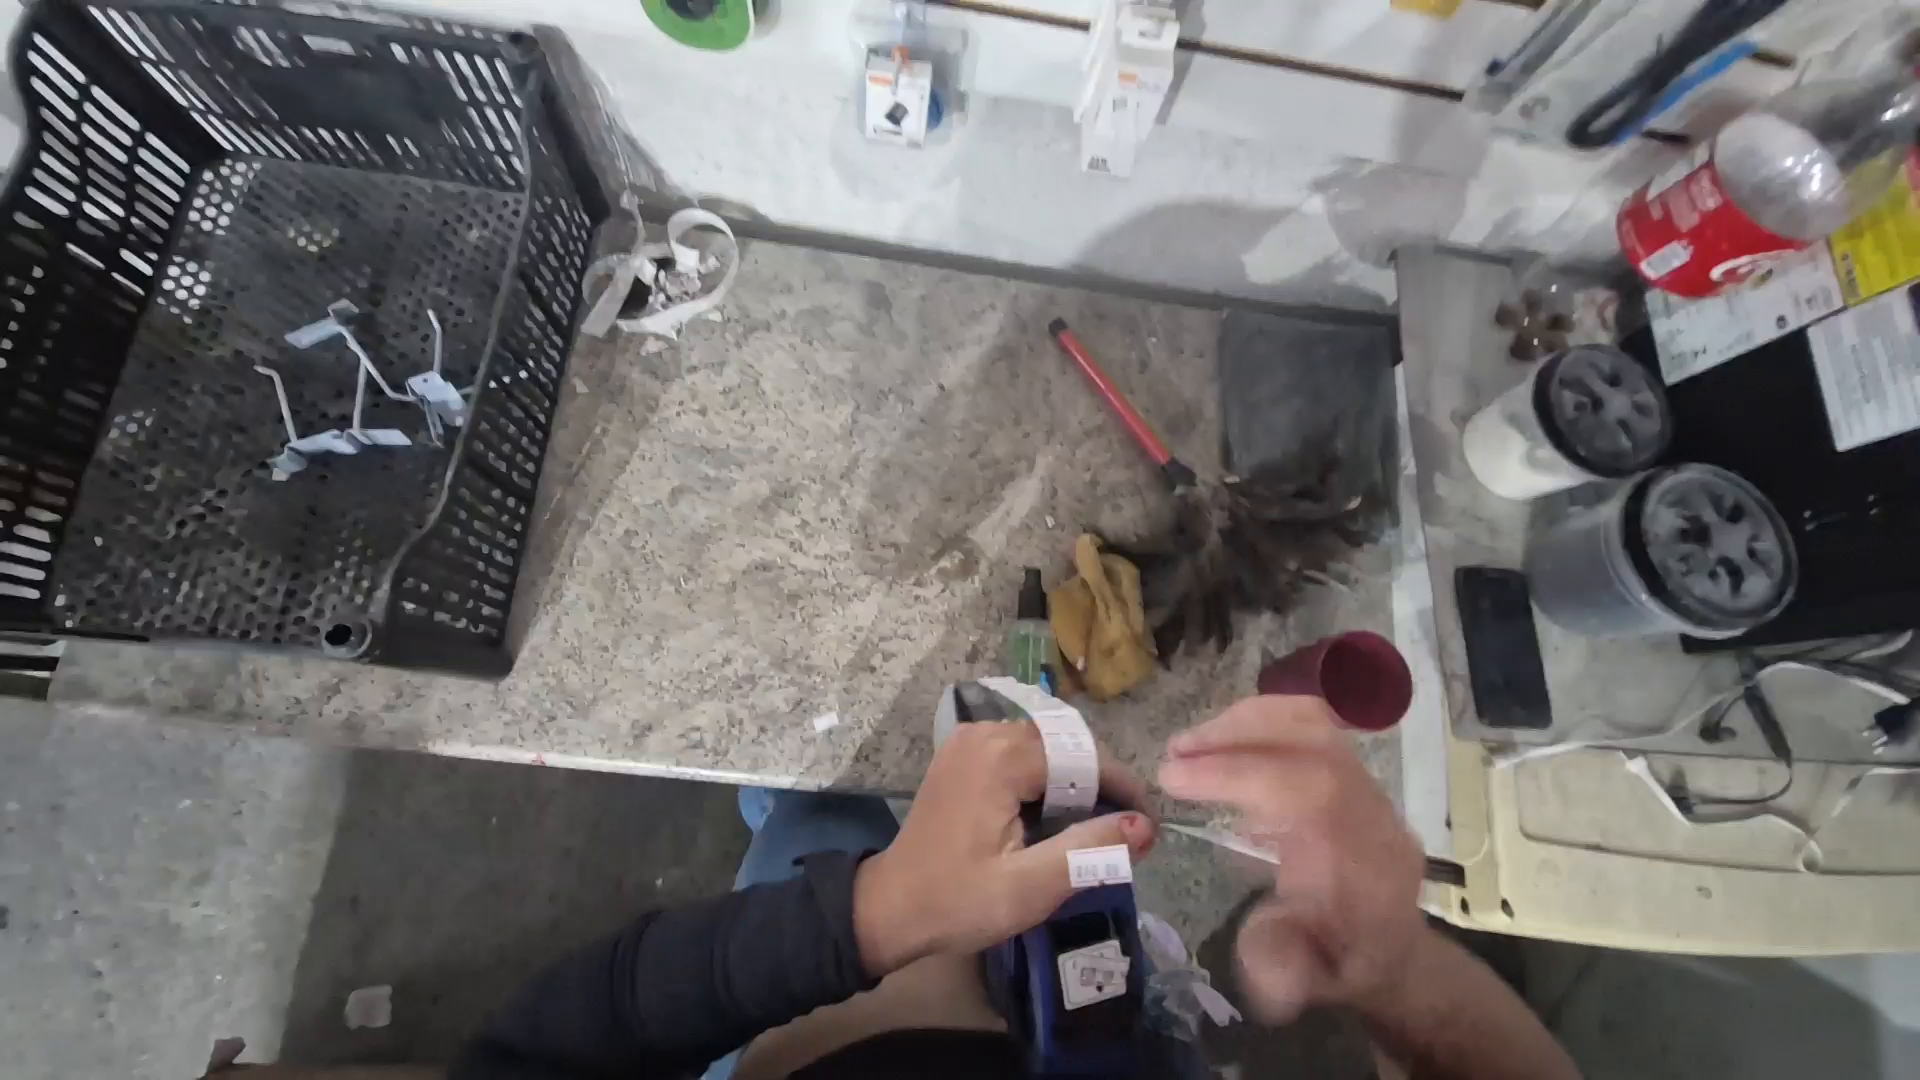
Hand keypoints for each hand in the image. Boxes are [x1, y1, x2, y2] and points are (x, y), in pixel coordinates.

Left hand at [853, 721, 1157, 977]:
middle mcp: (985, 733)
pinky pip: (1018, 751)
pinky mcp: (961, 753)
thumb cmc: (958, 900)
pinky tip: (1052, 814)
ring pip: (1044, 746)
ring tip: (1093, 825)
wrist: (890, 907)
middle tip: (1122, 829)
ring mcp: (969, 740)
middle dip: (1098, 783)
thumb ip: (1090, 850)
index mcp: (1001, 756)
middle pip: (1064, 744)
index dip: (1121, 788)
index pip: (1083, 756)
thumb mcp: (1030, 887)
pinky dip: (1043, 776)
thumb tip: (1145, 826)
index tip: (1146, 825)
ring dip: (1072, 779)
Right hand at [1158, 695, 1424, 1021]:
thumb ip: (1285, 968)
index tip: (1171, 777)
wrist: (1388, 949)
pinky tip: (1220, 746)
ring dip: (1241, 722)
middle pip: (1313, 735)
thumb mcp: (1307, 979)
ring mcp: (1366, 782)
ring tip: (1189, 743)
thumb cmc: (1337, 960)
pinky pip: (1307, 723)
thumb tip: (1264, 968)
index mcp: (1365, 860)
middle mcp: (1372, 810)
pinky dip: (1256, 722)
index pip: (1307, 789)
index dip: (1235, 772)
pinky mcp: (1350, 768)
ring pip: (1310, 719)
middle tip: (1174, 749)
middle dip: (1235, 733)